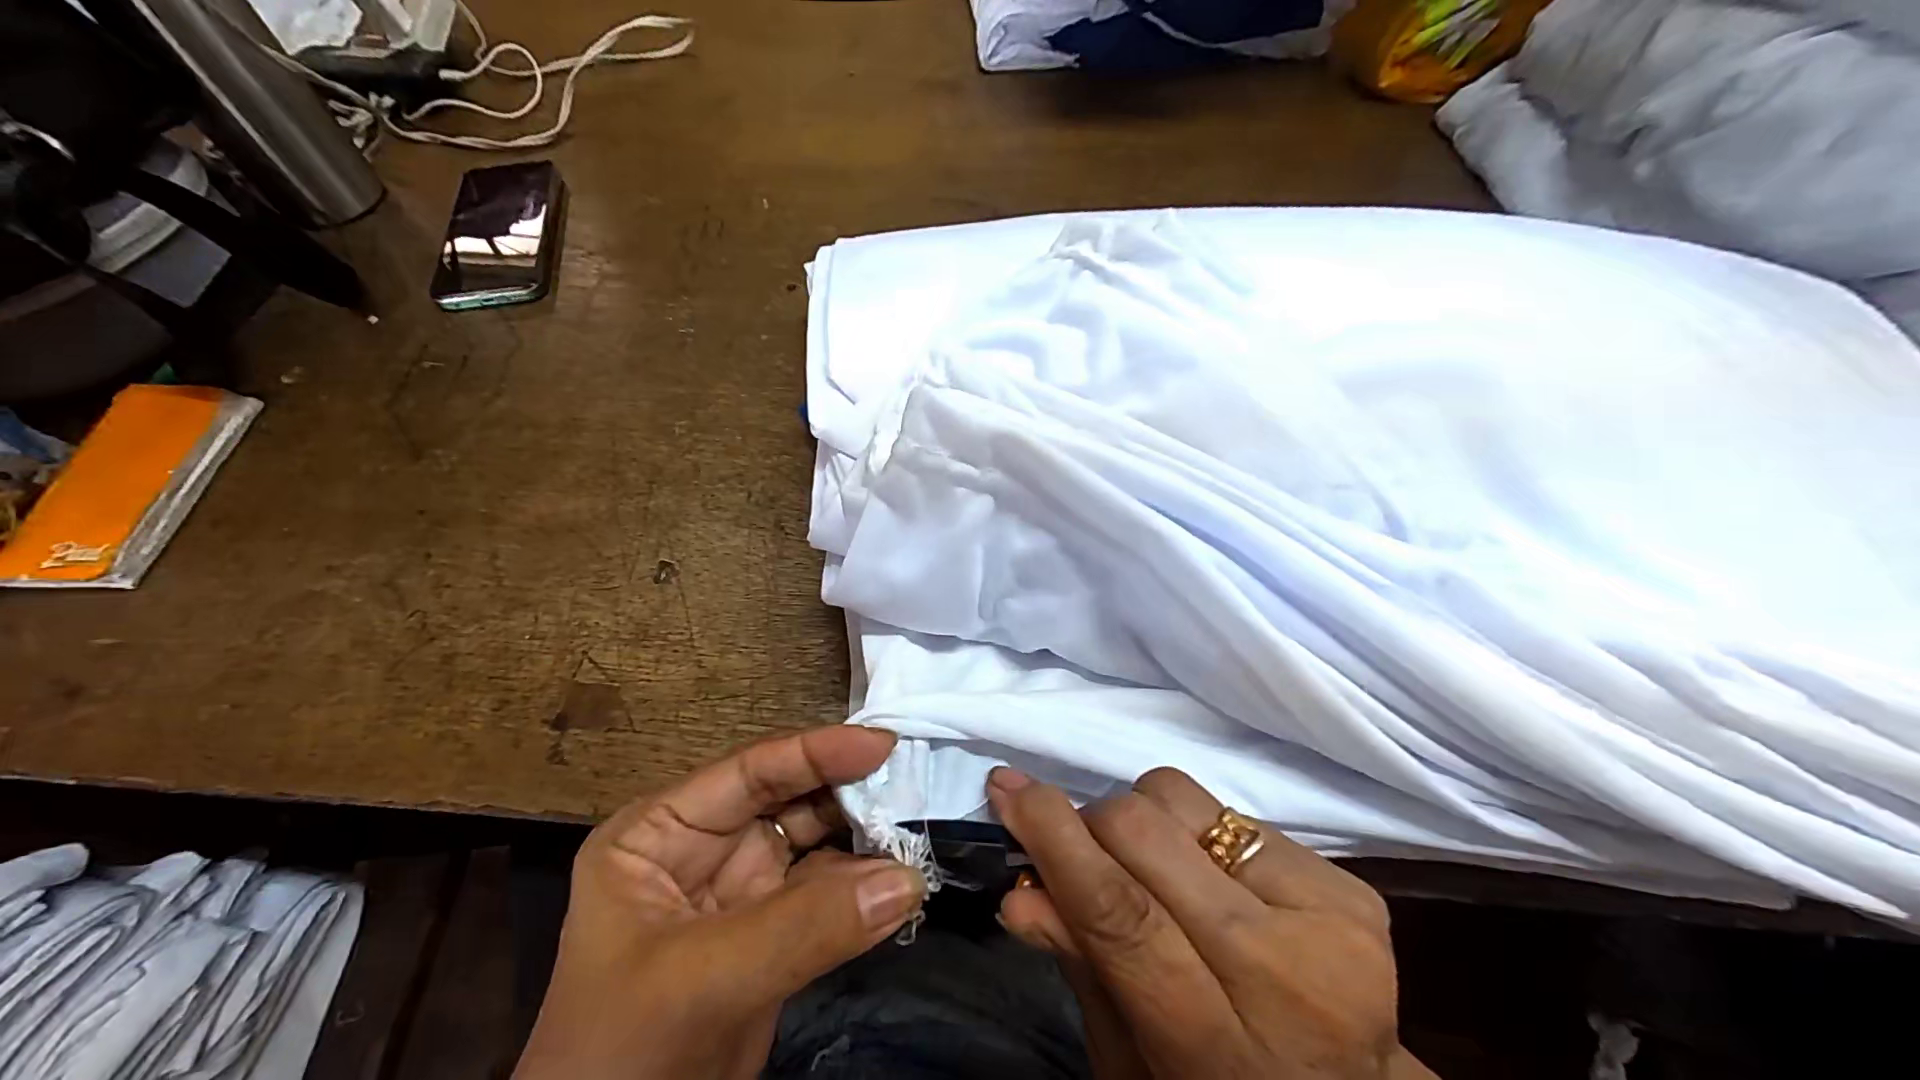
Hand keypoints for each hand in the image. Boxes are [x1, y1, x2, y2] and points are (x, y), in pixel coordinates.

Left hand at [514, 726, 927, 1079]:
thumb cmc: (624, 1049)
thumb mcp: (704, 977)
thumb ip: (804, 926)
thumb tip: (907, 879)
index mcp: (660, 832)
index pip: (748, 772)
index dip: (817, 751)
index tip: (885, 743)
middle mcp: (703, 848)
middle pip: (789, 799)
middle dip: (849, 791)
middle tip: (914, 782)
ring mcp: (740, 891)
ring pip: (814, 843)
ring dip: (864, 836)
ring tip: (918, 829)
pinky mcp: (771, 934)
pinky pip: (827, 894)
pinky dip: (864, 888)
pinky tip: (901, 882)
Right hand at [990, 766, 1436, 1079]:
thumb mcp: (1126, 1056)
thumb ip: (1079, 964)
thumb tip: (1017, 893)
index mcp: (1218, 1044)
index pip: (1122, 914)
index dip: (1057, 840)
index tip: (1008, 787)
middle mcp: (1285, 973)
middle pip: (1148, 835)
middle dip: (1092, 822)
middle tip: (1081, 846)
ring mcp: (1330, 921)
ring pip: (1183, 799)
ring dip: (1143, 819)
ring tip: (1153, 867)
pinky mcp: (1353, 888)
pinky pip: (1228, 807)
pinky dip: (1193, 829)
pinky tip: (1208, 875)